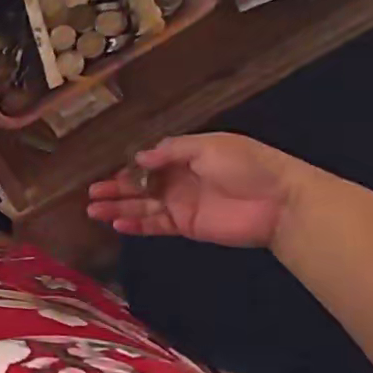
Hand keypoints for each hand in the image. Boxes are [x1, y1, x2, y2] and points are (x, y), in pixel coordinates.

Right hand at [85, 133, 312, 248]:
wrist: (281, 202)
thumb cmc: (248, 166)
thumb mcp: (210, 146)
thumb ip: (172, 151)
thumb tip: (139, 158)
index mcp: (186, 158)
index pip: (149, 163)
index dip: (128, 168)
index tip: (108, 173)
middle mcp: (180, 181)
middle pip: (140, 186)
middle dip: (115, 189)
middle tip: (91, 194)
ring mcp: (181, 205)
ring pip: (142, 207)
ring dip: (118, 208)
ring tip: (93, 211)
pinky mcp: (186, 226)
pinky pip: (155, 226)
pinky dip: (136, 225)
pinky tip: (117, 224)